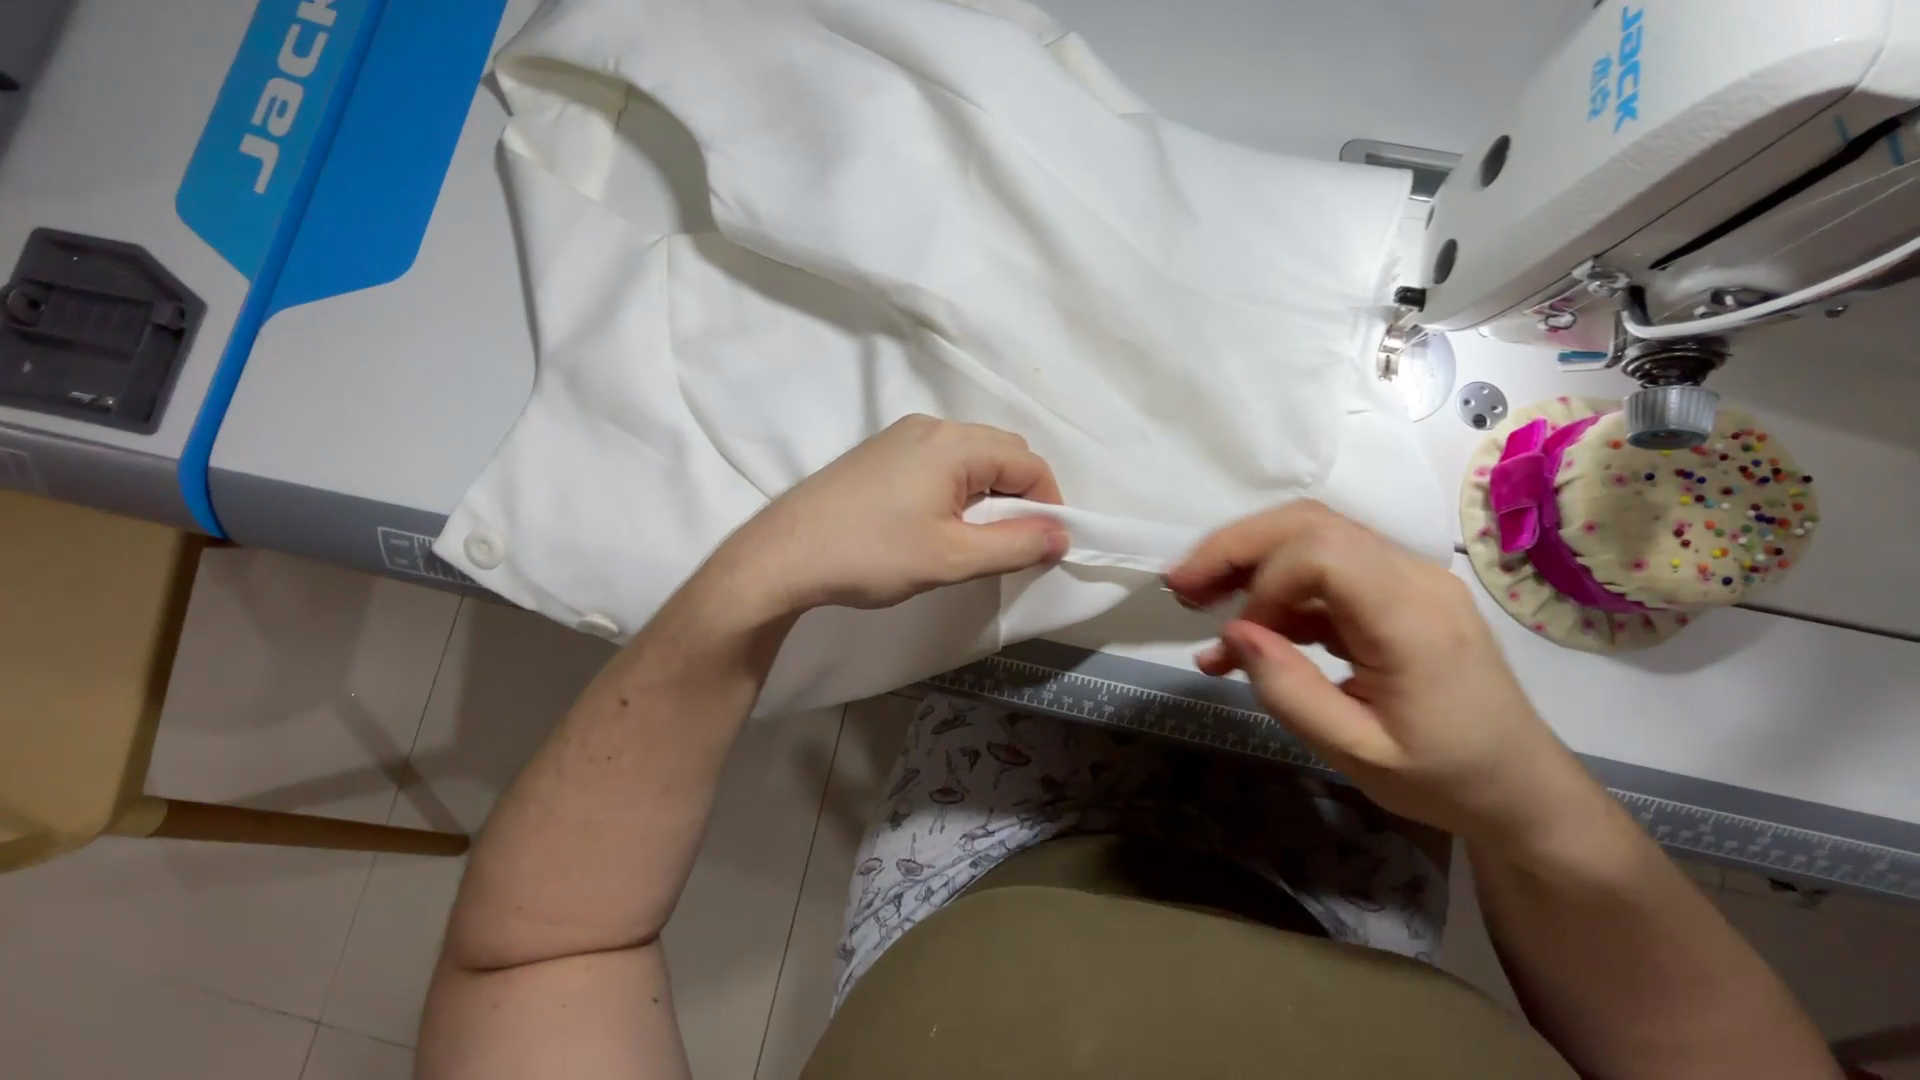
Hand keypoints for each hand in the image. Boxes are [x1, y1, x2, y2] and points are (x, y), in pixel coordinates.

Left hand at [723, 415, 1069, 613]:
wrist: (783, 556)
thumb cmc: (871, 555)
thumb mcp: (952, 559)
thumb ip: (1015, 546)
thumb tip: (1063, 535)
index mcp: (953, 444)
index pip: (1028, 462)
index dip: (1048, 504)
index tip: (1043, 546)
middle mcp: (930, 427)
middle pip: (1002, 451)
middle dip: (1019, 495)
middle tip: (1009, 543)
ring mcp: (901, 437)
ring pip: (970, 457)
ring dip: (988, 493)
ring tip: (972, 539)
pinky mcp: (880, 454)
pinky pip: (939, 461)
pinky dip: (957, 488)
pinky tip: (936, 524)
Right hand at [1165, 500, 1598, 852]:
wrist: (1519, 788)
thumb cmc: (1445, 778)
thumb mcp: (1358, 755)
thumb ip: (1292, 694)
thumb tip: (1233, 635)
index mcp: (1411, 617)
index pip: (1322, 552)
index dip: (1262, 581)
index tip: (1238, 637)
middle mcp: (1413, 578)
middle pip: (1311, 524)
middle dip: (1235, 547)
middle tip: (1180, 586)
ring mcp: (1408, 579)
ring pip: (1314, 535)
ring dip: (1249, 561)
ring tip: (1196, 600)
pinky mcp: (1396, 593)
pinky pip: (1326, 571)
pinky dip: (1276, 592)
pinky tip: (1244, 634)